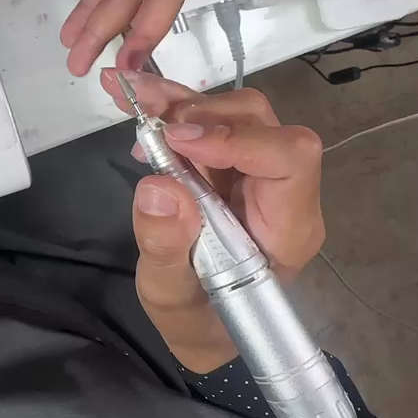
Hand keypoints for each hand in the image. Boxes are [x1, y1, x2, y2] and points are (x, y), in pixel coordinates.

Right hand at [103, 69, 325, 373]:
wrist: (202, 323)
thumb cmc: (196, 318)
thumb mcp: (170, 296)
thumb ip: (166, 247)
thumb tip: (158, 187)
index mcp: (285, 226)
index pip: (289, 158)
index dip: (235, 138)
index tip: (176, 142)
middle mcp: (279, 189)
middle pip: (261, 123)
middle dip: (200, 113)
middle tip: (146, 120)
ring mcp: (255, 171)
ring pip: (234, 111)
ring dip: (180, 100)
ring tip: (128, 94)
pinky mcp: (228, 162)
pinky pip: (208, 119)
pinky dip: (170, 104)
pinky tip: (133, 98)